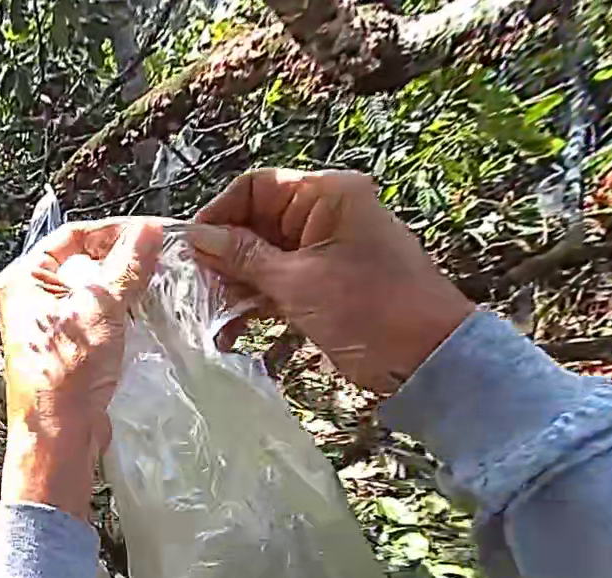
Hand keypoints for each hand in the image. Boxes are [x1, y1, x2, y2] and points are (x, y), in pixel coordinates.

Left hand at [0, 217, 164, 517]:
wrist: (61, 435)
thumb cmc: (65, 374)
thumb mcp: (100, 307)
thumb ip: (127, 266)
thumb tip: (149, 232)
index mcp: (25, 280)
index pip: (72, 237)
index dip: (112, 233)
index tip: (149, 233)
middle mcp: (32, 302)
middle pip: (84, 266)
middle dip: (122, 264)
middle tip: (157, 261)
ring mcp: (51, 331)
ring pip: (94, 297)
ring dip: (124, 293)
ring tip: (155, 289)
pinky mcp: (70, 355)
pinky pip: (98, 324)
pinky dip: (121, 319)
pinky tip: (144, 318)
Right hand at [189, 169, 473, 392]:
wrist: (422, 356)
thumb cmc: (367, 308)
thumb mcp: (298, 281)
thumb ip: (244, 257)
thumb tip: (196, 237)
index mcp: (326, 195)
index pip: (256, 187)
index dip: (219, 215)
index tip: (189, 250)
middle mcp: (321, 217)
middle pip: (254, 225)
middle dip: (223, 257)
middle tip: (194, 289)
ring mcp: (319, 254)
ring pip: (260, 260)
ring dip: (233, 287)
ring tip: (208, 315)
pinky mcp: (318, 288)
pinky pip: (275, 286)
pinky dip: (253, 305)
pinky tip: (230, 331)